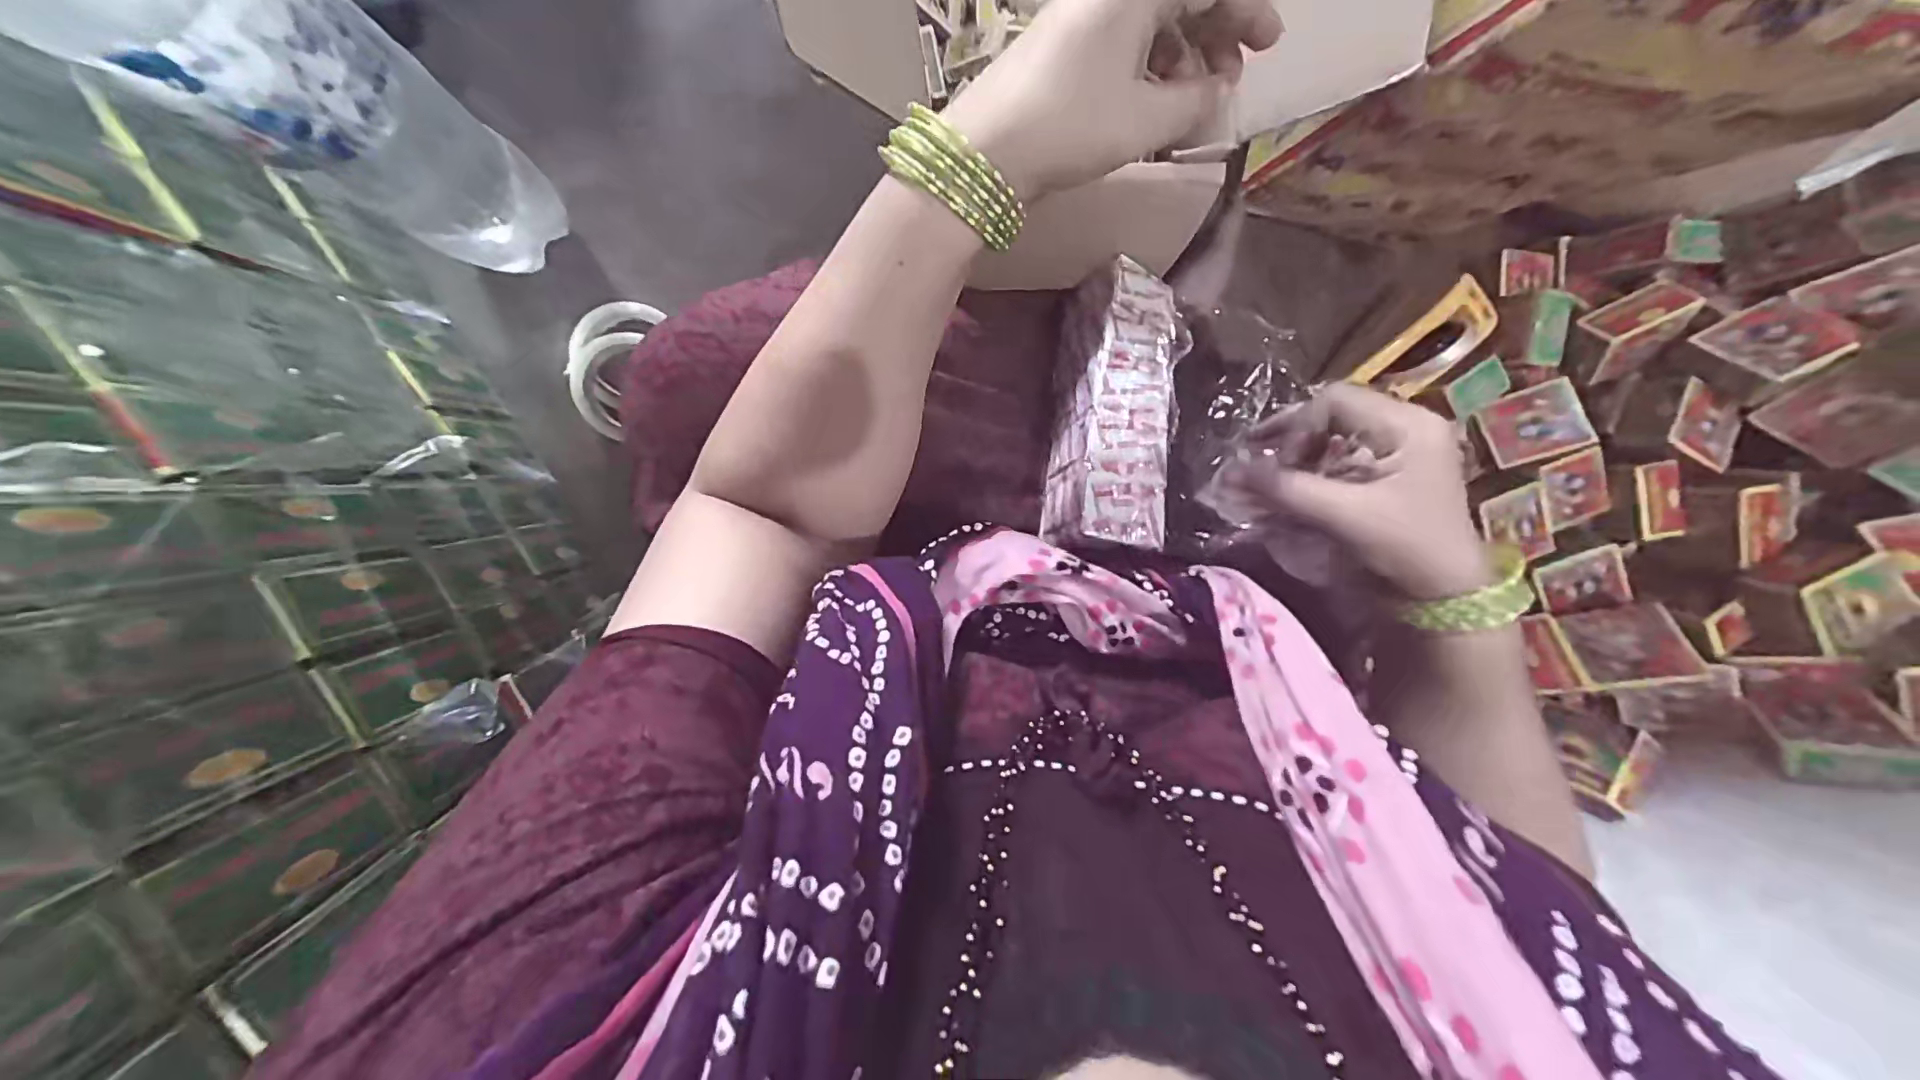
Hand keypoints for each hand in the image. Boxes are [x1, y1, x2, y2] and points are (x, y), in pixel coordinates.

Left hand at [941, 0, 1283, 202]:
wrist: (984, 155)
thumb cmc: (1070, 127)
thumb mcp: (1144, 119)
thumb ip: (1194, 102)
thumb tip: (1217, 93)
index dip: (1243, 11)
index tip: (1267, 46)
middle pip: (1176, 1)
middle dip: (1214, 35)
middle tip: (1232, 78)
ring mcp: (1077, 24)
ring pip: (1146, 28)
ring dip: (1179, 61)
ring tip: (1193, 104)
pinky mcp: (1058, 56)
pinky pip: (1117, 51)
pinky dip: (1144, 75)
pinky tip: (1152, 109)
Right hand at [1213, 383, 1494, 600]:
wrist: (1446, 597)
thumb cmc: (1406, 548)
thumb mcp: (1344, 515)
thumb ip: (1287, 489)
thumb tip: (1230, 472)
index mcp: (1407, 425)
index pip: (1334, 400)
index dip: (1296, 427)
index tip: (1277, 466)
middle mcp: (1405, 427)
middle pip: (1331, 414)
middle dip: (1288, 440)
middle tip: (1254, 463)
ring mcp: (1398, 450)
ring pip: (1330, 437)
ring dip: (1293, 459)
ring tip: (1263, 482)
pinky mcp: (1388, 474)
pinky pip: (1338, 460)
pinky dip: (1307, 474)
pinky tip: (1285, 492)